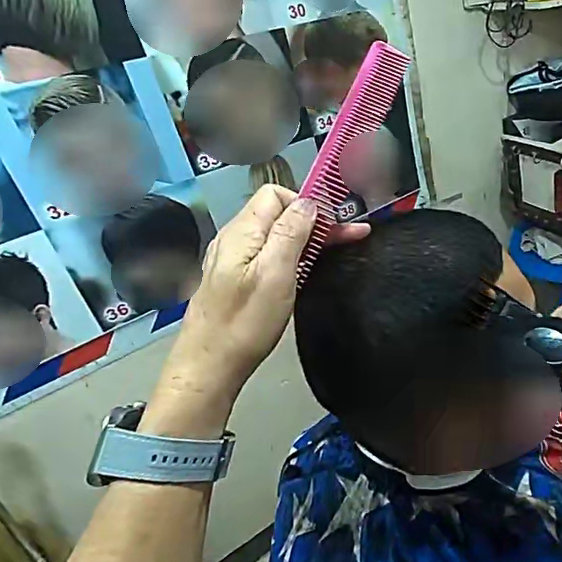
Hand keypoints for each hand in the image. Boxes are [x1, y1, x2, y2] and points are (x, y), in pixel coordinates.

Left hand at [147, 186, 367, 436]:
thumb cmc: (245, 322)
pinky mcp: (236, 279)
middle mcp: (235, 238)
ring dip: (308, 237)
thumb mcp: (275, 274)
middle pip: (278, 212)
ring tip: (337, 249)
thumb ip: (290, 233)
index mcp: (242, 232)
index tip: (333, 227)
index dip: (308, 204)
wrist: (209, 367)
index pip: (276, 194)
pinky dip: (293, 254)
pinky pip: (269, 252)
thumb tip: (309, 203)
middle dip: (315, 220)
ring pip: (276, 233)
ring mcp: (233, 259)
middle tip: (352, 236)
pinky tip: (307, 267)